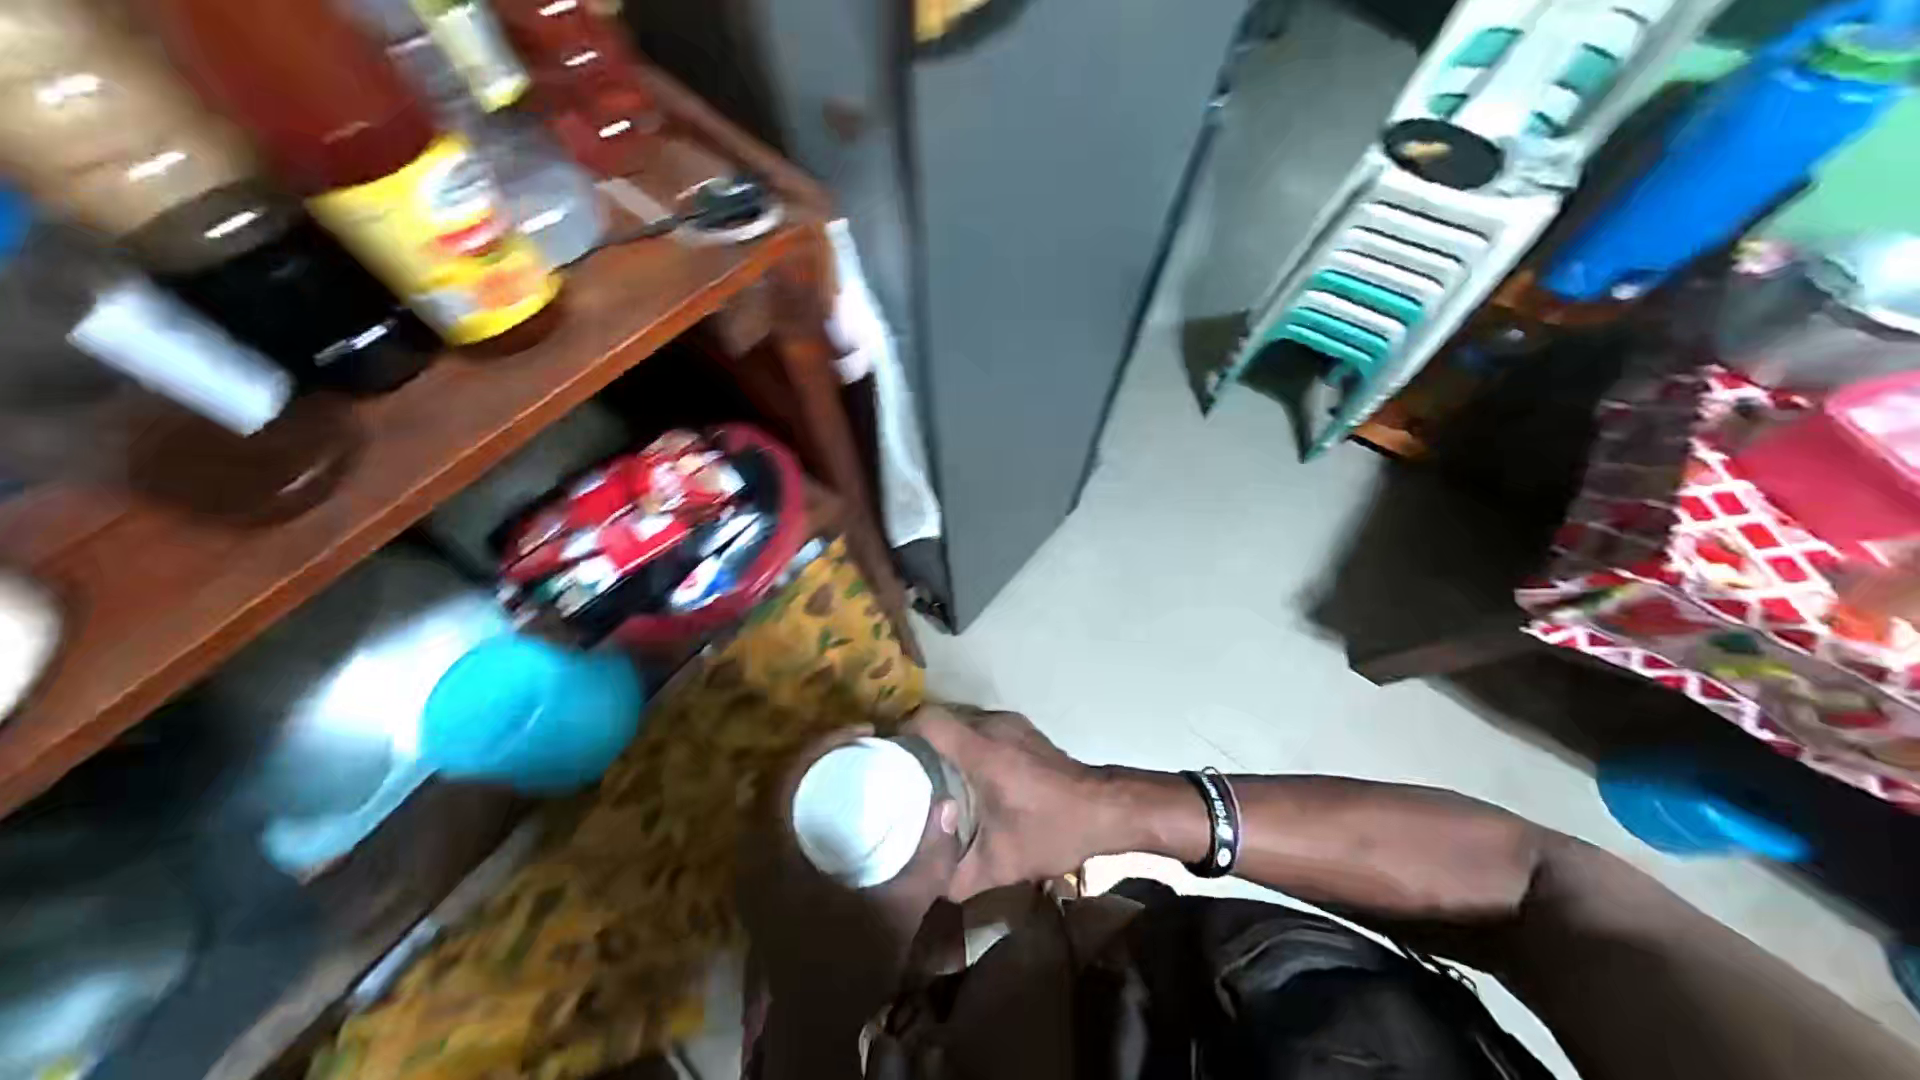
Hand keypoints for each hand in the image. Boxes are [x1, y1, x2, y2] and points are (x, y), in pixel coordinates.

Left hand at [736, 726, 961, 1011]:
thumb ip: (929, 861)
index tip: (861, 734)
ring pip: (769, 807)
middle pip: (773, 784)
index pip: (784, 779)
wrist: (819, 1027)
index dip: (819, 745)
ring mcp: (751, 878)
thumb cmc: (853, 966)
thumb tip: (949, 805)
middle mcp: (753, 861)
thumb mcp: (900, 913)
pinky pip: (770, 828)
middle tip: (854, 748)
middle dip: (813, 757)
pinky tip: (828, 815)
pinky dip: (797, 808)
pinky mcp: (758, 891)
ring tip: (844, 772)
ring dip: (803, 782)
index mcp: (776, 858)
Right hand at [905, 704, 1116, 900]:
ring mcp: (1010, 723)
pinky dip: (965, 743)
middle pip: (940, 719)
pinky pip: (980, 726)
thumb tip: (927, 884)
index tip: (887, 754)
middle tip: (901, 771)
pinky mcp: (1023, 728)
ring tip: (929, 774)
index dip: (902, 731)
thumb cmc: (1051, 830)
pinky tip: (965, 775)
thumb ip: (957, 877)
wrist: (1106, 809)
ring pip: (961, 721)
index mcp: (980, 750)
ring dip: (943, 742)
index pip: (928, 720)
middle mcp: (992, 726)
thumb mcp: (1001, 864)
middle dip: (918, 740)